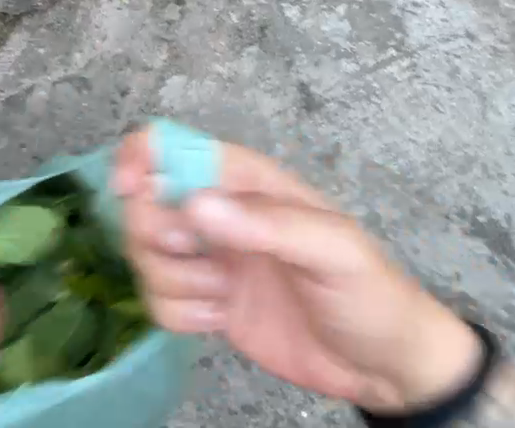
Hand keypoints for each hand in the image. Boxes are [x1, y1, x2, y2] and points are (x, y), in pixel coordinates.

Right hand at [113, 130, 482, 413]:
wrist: (385, 368)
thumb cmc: (368, 293)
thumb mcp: (334, 249)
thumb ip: (268, 223)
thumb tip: (194, 204)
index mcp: (244, 181)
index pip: (173, 145)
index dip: (140, 157)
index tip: (129, 190)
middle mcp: (216, 212)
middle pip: (143, 202)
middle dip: (155, 232)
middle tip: (196, 254)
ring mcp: (205, 258)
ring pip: (143, 254)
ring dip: (174, 280)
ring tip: (223, 295)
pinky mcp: (200, 302)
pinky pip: (156, 300)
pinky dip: (180, 314)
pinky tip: (220, 319)